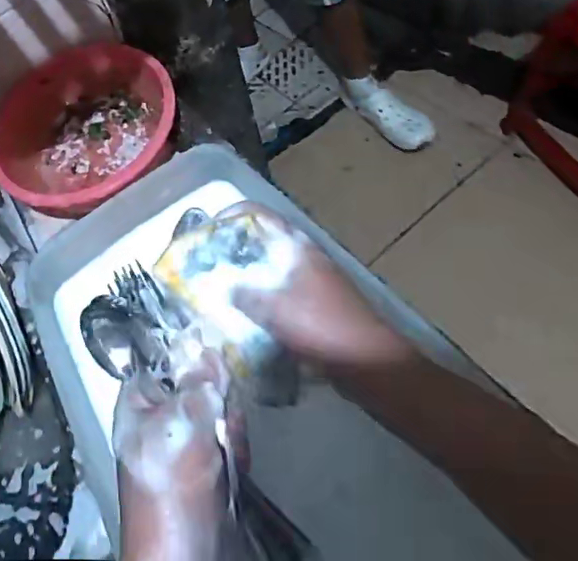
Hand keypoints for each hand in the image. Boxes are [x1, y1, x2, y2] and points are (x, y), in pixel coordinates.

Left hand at [115, 348, 237, 560]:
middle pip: (198, 383)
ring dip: (230, 428)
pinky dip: (236, 451)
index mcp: (138, 401)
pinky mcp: (207, 467)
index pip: (164, 358)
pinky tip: (236, 466)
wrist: (186, 556)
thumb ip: (197, 380)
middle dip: (217, 399)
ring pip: (218, 411)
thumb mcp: (181, 421)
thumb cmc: (169, 483)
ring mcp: (184, 444)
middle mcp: (160, 417)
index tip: (213, 358)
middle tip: (221, 418)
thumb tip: (207, 346)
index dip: (190, 354)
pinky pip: (228, 441)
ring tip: (229, 450)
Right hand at [225, 205, 414, 371]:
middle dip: (234, 247)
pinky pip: (281, 292)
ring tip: (220, 289)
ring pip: (271, 267)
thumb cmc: (323, 327)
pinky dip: (262, 298)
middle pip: (263, 239)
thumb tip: (224, 286)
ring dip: (248, 274)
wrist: (370, 363)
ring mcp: (313, 279)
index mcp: (297, 246)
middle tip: (208, 262)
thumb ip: (247, 295)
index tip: (207, 230)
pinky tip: (246, 317)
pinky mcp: (317, 304)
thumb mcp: (277, 311)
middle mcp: (305, 256)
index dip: (231, 216)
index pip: (259, 214)